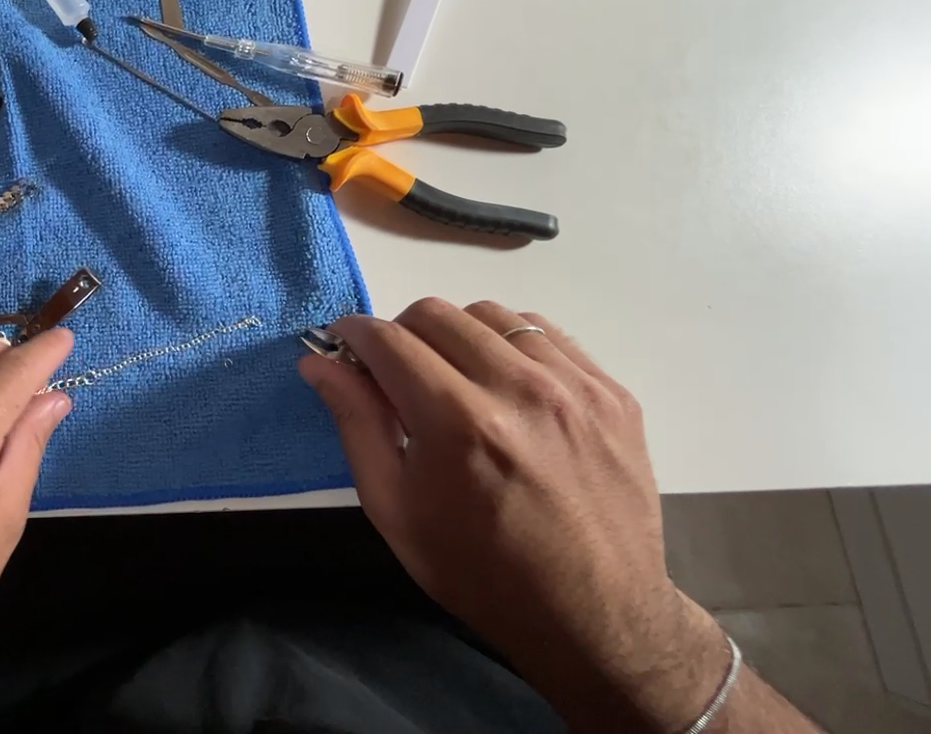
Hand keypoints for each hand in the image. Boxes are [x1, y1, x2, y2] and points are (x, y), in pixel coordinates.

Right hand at [299, 300, 727, 732]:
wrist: (595, 618)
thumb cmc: (474, 566)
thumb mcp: (391, 504)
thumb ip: (354, 420)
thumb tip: (317, 362)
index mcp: (459, 423)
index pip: (387, 339)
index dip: (352, 334)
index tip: (343, 347)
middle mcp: (520, 390)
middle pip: (434, 313)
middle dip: (399, 333)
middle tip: (396, 373)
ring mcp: (576, 389)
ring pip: (489, 313)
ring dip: (455, 334)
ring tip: (453, 377)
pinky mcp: (613, 394)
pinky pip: (544, 332)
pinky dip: (508, 344)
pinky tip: (502, 383)